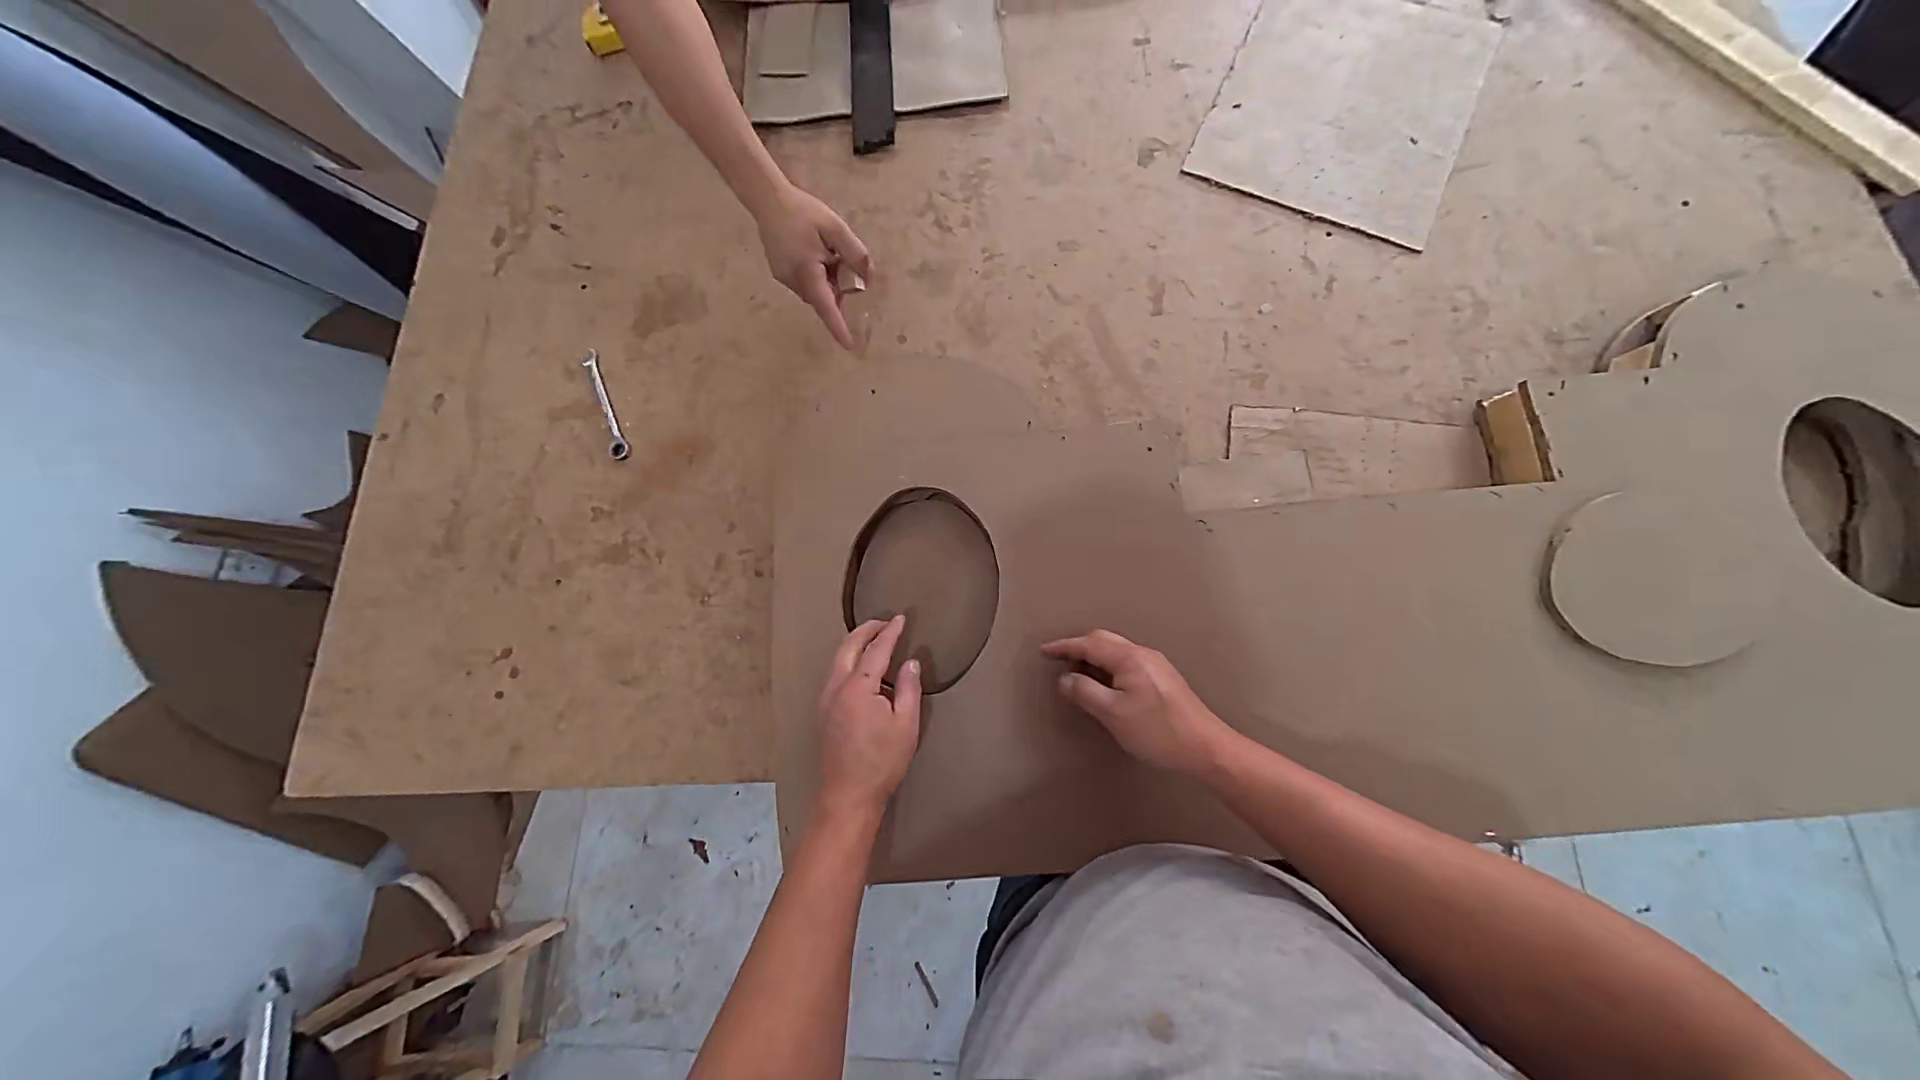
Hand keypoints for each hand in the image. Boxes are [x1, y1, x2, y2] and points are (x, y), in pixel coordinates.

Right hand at [756, 185, 872, 349]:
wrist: (767, 198)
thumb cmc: (802, 212)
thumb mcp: (835, 229)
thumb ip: (854, 253)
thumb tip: (868, 278)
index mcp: (807, 273)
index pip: (826, 308)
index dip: (838, 328)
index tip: (849, 346)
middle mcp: (793, 282)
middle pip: (823, 299)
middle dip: (837, 290)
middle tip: (839, 260)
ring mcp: (784, 278)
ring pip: (814, 291)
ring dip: (826, 281)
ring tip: (826, 252)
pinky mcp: (780, 273)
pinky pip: (805, 283)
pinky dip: (816, 277)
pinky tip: (814, 252)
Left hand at [816, 615, 921, 817]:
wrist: (848, 794)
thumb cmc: (881, 762)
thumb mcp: (906, 724)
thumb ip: (909, 688)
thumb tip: (911, 663)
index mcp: (858, 688)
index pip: (876, 650)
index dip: (890, 632)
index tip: (900, 619)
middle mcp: (836, 688)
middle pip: (848, 647)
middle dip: (866, 629)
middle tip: (883, 621)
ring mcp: (825, 700)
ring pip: (837, 659)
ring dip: (854, 643)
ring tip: (873, 638)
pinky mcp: (823, 712)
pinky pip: (834, 674)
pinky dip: (847, 660)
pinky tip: (860, 667)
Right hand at [1041, 629, 1238, 776]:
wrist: (1206, 748)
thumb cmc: (1157, 731)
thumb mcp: (1113, 714)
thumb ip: (1085, 693)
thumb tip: (1065, 679)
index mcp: (1129, 658)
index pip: (1089, 644)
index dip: (1064, 646)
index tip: (1044, 651)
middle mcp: (1143, 654)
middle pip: (1104, 641)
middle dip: (1078, 647)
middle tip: (1059, 659)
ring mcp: (1156, 666)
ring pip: (1116, 651)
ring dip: (1094, 657)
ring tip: (1077, 673)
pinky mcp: (1162, 679)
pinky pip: (1126, 662)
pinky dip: (1108, 667)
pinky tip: (1104, 684)